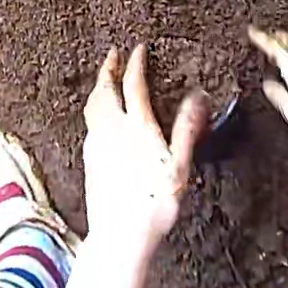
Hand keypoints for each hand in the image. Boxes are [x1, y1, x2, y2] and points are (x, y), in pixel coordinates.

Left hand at [82, 44, 210, 251]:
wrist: (119, 238)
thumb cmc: (153, 203)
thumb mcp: (179, 166)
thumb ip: (187, 129)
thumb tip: (198, 98)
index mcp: (136, 126)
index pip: (133, 85)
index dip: (136, 63)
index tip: (139, 49)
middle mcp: (112, 130)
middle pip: (104, 90)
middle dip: (108, 69)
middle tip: (113, 54)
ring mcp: (97, 145)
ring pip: (93, 106)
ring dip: (98, 87)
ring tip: (103, 80)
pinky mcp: (89, 161)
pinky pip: (89, 123)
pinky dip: (94, 108)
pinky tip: (100, 118)